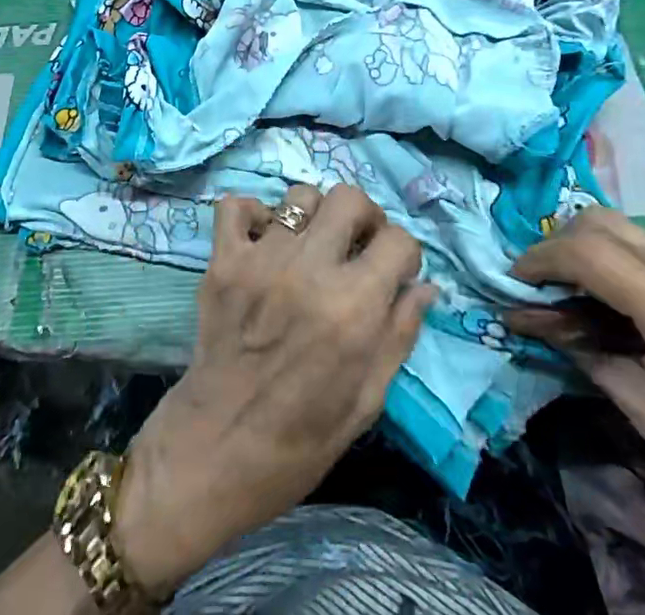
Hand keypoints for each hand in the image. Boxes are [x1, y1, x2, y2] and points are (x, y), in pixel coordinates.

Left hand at [113, 184, 435, 595]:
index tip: (394, 273)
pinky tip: (262, 240)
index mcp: (354, 308)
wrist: (219, 447)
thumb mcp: (368, 399)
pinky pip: (234, 207)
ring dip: (314, 216)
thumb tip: (425, 287)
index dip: (403, 255)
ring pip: (299, 196)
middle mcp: (309, 271)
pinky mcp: (221, 262)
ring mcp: (260, 261)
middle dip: (364, 218)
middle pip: (349, 198)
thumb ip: (399, 334)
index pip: (399, 239)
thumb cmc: (302, 438)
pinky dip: (252, 214)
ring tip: (310, 246)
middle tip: (356, 247)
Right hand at [504, 209, 644, 614]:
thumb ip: (578, 347)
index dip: (537, 259)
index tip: (513, 285)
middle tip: (538, 286)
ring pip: (628, 231)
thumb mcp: (642, 406)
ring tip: (570, 298)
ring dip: (586, 253)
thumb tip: (521, 315)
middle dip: (556, 245)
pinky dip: (618, 266)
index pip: (587, 250)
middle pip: (604, 222)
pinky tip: (615, 307)